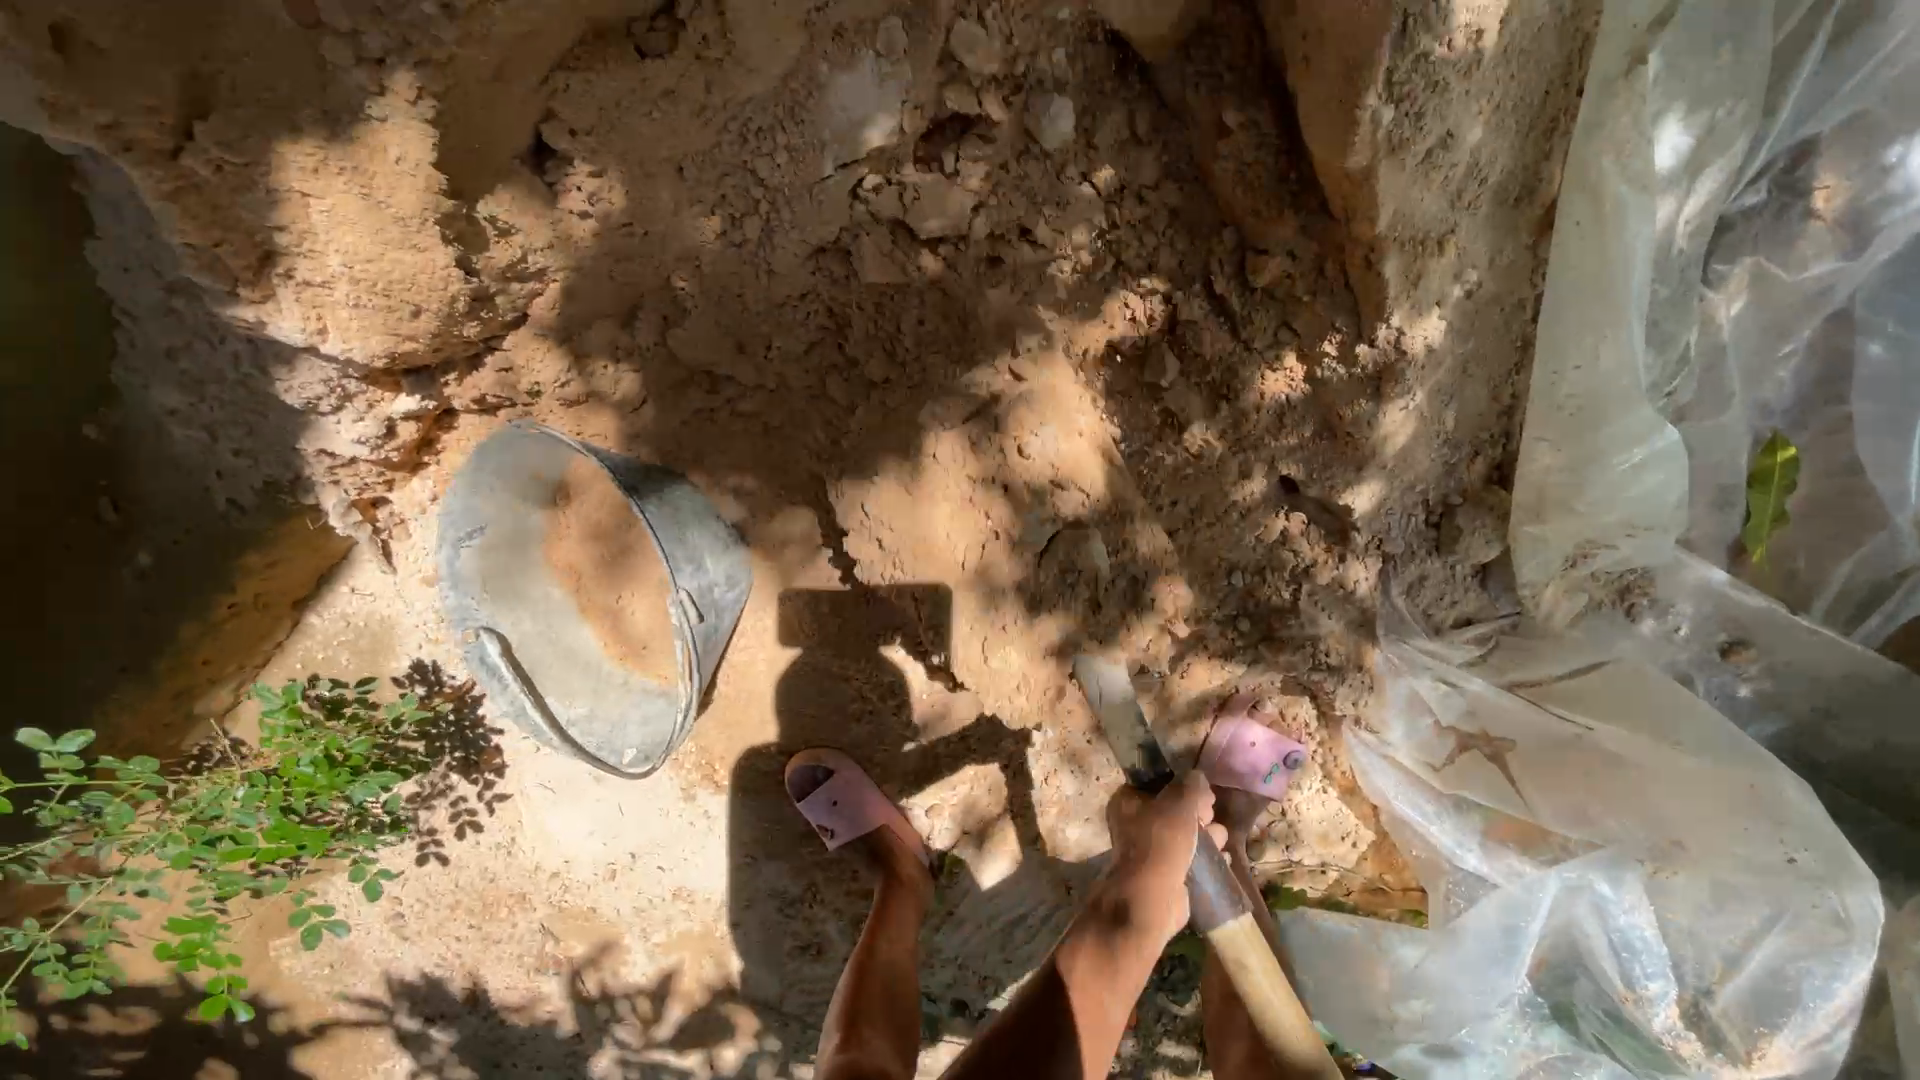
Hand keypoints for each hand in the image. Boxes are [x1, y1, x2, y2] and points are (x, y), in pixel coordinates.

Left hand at [1100, 772, 1226, 944]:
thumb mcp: (1178, 804)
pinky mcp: (1165, 872)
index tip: (1202, 791)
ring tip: (1220, 838)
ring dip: (1206, 834)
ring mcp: (1149, 850)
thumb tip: (1198, 776)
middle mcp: (1134, 823)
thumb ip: (1191, 786)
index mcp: (1127, 801)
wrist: (1152, 898)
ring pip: (1184, 834)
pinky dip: (1205, 856)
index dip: (1182, 784)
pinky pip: (1189, 857)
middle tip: (1210, 815)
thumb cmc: (1161, 843)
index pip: (1157, 783)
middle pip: (1174, 808)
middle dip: (1197, 811)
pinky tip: (1223, 857)